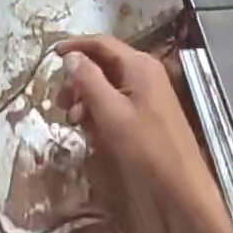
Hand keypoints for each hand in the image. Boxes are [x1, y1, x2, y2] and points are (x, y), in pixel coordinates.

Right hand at [57, 36, 216, 207]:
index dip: (75, 45)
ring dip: (87, 97)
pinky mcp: (149, 112)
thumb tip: (70, 56)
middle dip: (79, 79)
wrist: (181, 189)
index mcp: (138, 65)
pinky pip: (118, 101)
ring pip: (109, 84)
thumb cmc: (144, 147)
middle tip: (61, 100)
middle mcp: (145, 72)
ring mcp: (149, 93)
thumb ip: (88, 79)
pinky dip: (100, 109)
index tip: (52, 55)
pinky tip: (91, 129)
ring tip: (74, 120)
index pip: (101, 43)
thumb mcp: (109, 111)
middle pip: (103, 63)